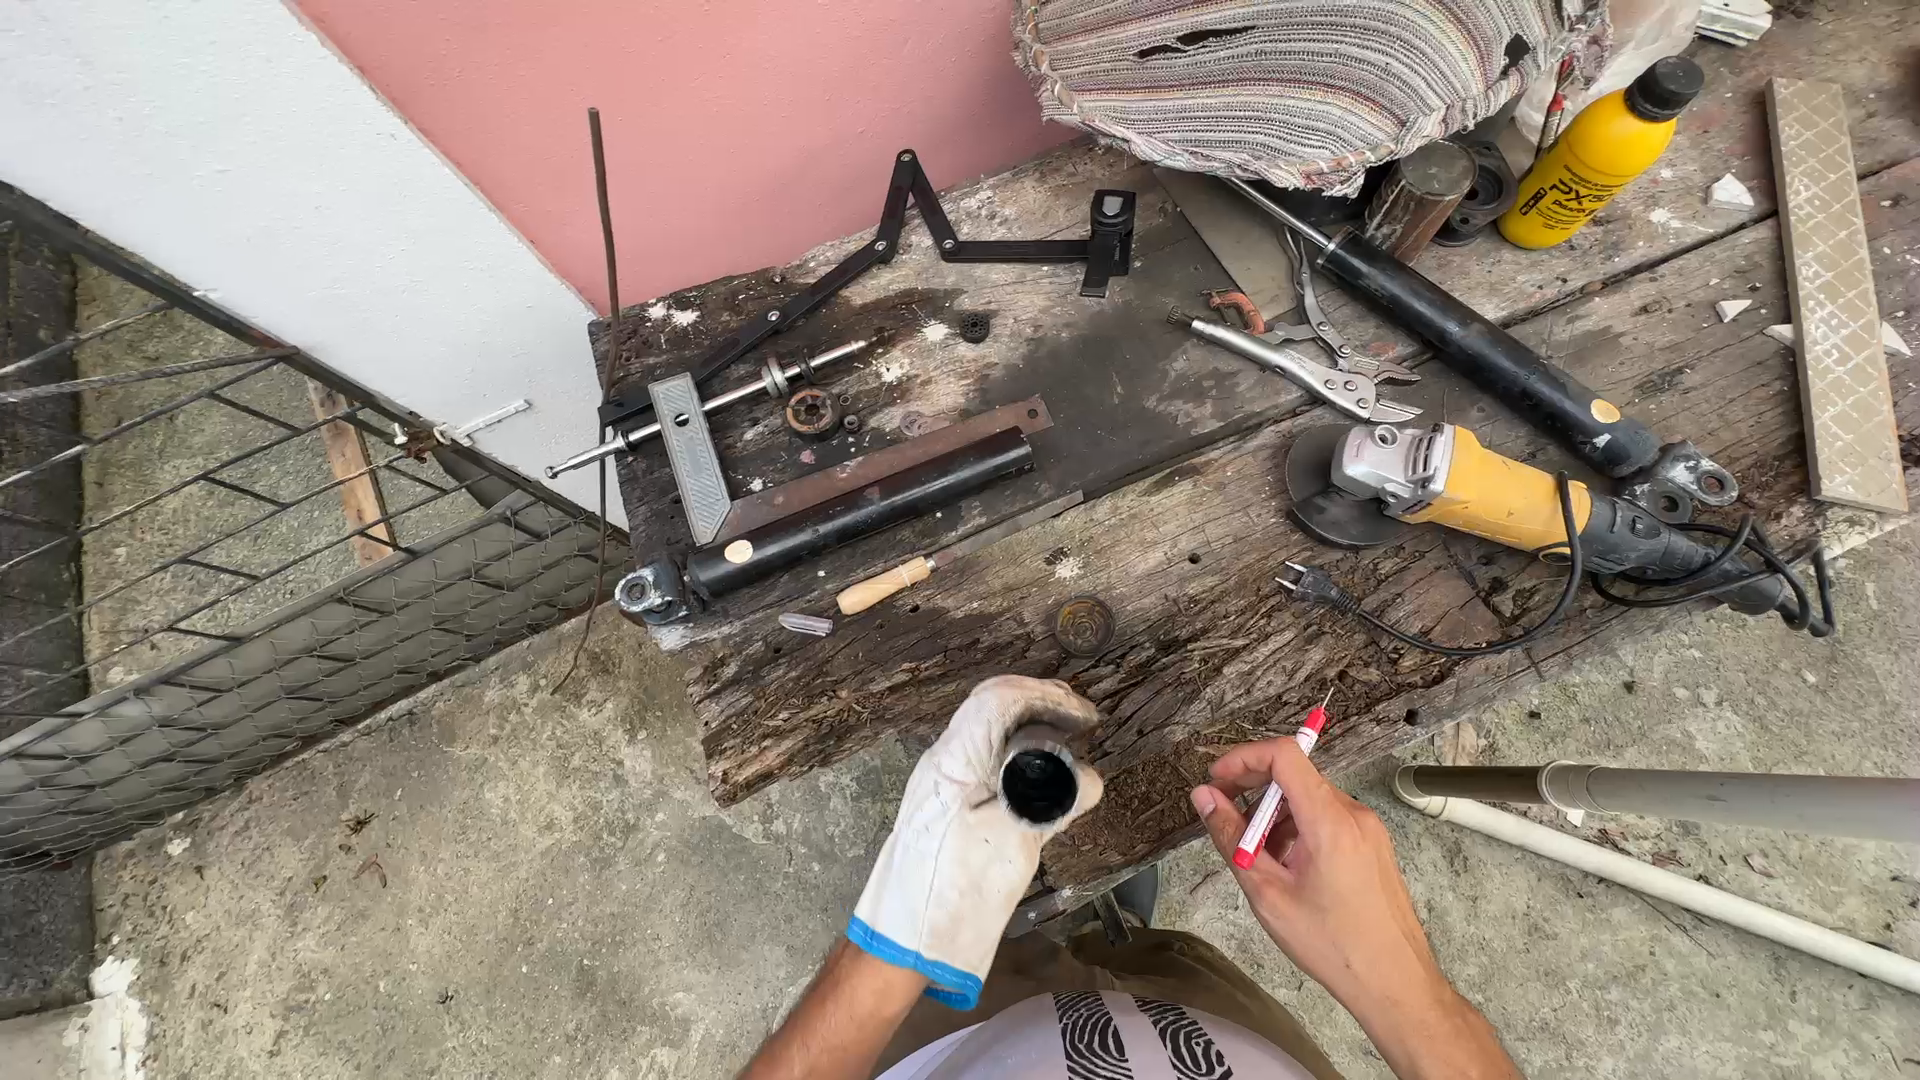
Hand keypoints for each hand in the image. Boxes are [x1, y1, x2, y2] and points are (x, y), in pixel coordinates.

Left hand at [850, 676, 1102, 1008]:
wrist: (904, 941)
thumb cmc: (954, 891)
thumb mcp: (1012, 845)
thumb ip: (1050, 802)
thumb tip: (1088, 776)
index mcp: (954, 759)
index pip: (998, 699)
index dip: (1046, 696)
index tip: (1086, 717)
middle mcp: (947, 759)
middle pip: (992, 706)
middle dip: (1039, 703)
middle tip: (1082, 718)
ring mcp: (947, 781)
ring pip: (991, 731)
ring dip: (1032, 727)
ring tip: (1071, 740)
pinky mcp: (952, 804)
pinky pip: (990, 760)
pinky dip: (1022, 757)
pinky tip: (1046, 777)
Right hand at [1190, 738, 1518, 1079]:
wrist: (1399, 987)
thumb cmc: (1333, 945)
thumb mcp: (1267, 893)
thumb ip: (1230, 837)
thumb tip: (1202, 796)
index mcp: (1330, 821)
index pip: (1284, 754)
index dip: (1244, 757)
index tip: (1218, 780)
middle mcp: (1354, 813)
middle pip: (1294, 773)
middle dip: (1252, 786)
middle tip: (1222, 812)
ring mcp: (1367, 828)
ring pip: (1307, 796)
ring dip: (1272, 812)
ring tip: (1256, 853)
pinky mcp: (1372, 843)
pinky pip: (1325, 815)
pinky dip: (1296, 826)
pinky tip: (1285, 864)